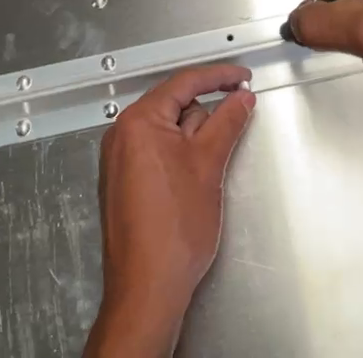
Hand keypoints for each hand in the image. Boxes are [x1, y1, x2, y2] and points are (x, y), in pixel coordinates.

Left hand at [85, 65, 256, 357]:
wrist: (148, 287)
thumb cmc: (175, 228)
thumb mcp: (210, 164)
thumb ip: (227, 122)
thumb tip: (241, 98)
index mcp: (138, 121)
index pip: (183, 82)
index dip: (218, 76)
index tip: (242, 76)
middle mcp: (122, 135)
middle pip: (174, 105)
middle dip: (207, 112)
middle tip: (237, 115)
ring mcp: (119, 159)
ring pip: (168, 131)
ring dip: (195, 136)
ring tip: (214, 161)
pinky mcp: (124, 182)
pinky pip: (156, 151)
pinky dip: (181, 154)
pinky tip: (197, 175)